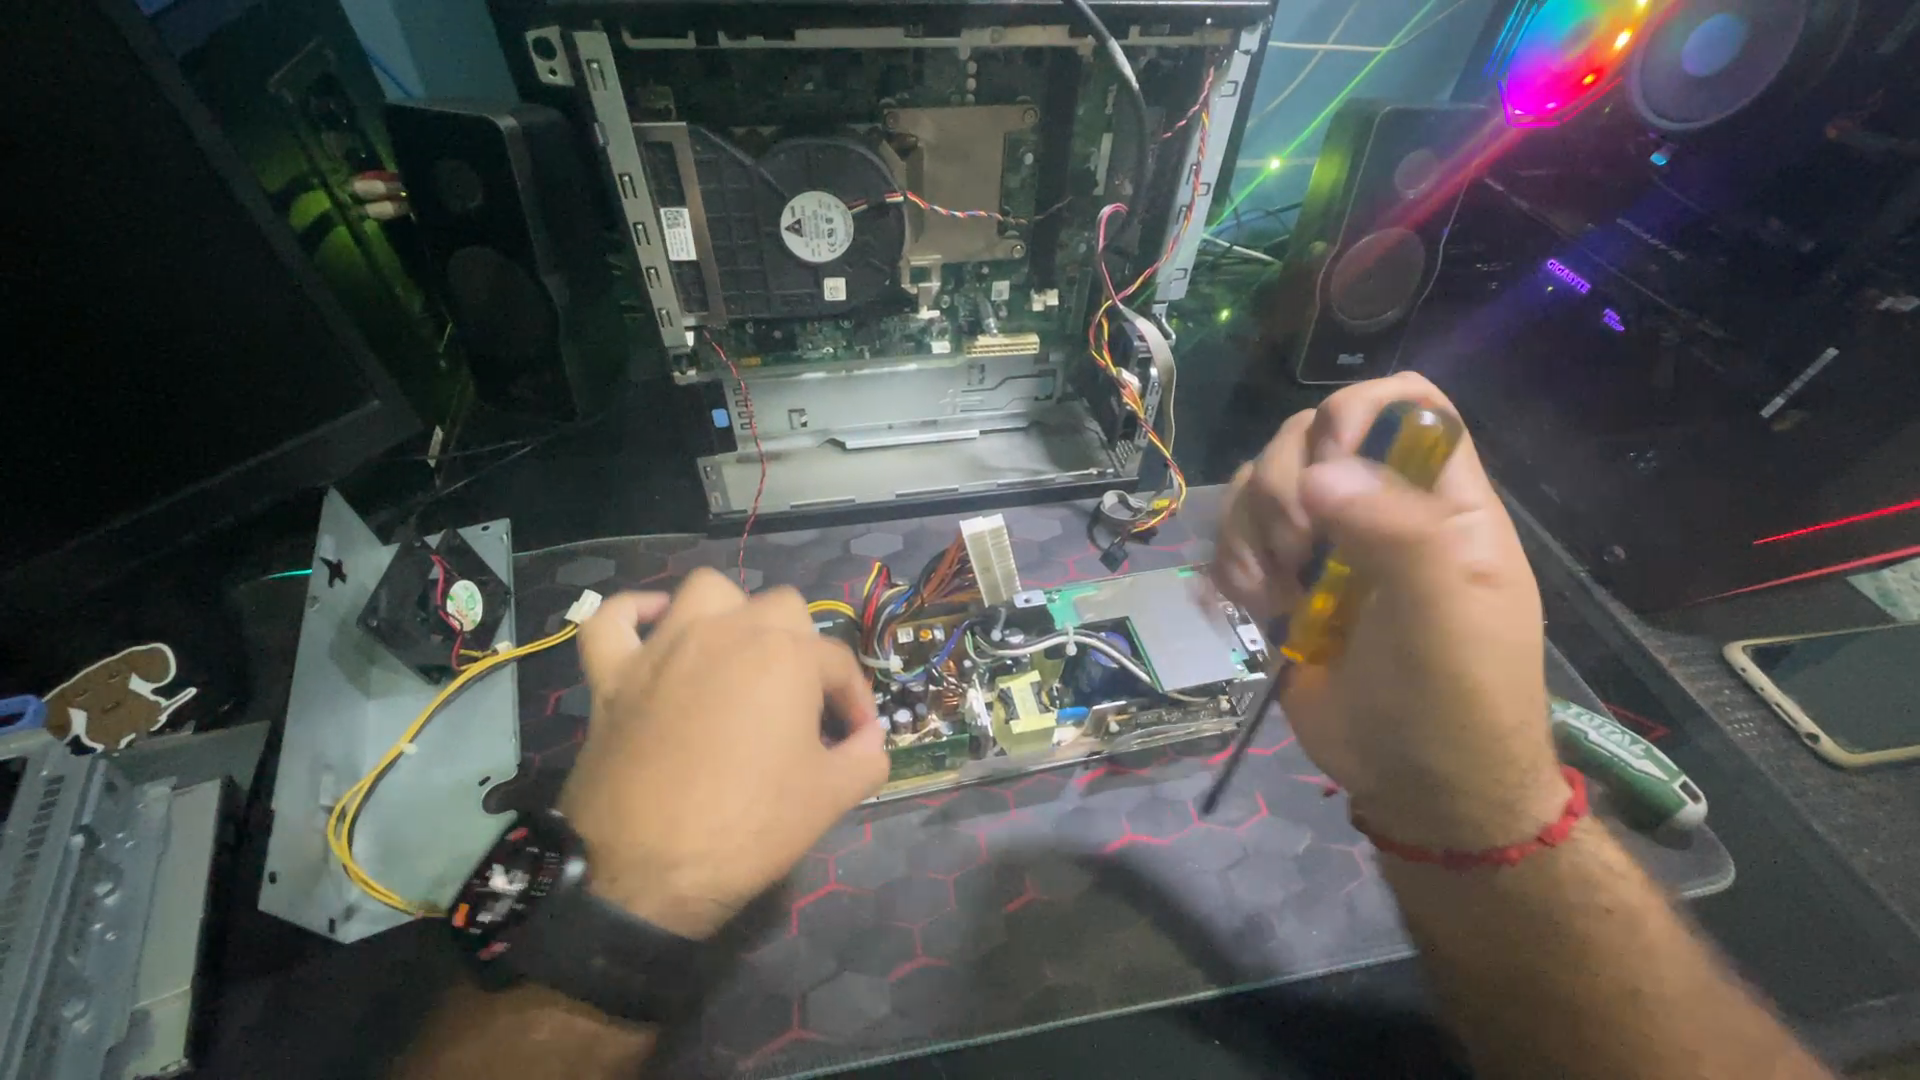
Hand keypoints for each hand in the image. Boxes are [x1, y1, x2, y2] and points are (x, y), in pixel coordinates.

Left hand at [558, 569, 887, 938]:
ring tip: (739, 655)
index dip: (856, 701)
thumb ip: (867, 757)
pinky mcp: (613, 673)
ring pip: (706, 590)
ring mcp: (664, 647)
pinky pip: (614, 619)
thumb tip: (869, 741)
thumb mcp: (832, 796)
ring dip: (730, 613)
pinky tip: (656, 631)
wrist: (645, 874)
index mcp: (785, 655)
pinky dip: (635, 614)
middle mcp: (727, 631)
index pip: (838, 663)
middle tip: (802, 701)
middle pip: (782, 608)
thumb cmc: (749, 827)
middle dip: (802, 648)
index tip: (858, 739)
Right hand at [1213, 373, 1565, 849]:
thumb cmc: (1455, 702)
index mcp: (1439, 501)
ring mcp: (1322, 545)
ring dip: (1248, 532)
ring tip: (1271, 594)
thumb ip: (1400, 534)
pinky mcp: (1278, 581)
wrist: (1416, 785)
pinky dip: (1228, 564)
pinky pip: (1232, 538)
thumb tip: (1320, 472)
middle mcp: (1376, 508)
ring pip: (1259, 485)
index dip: (1358, 414)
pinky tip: (1249, 606)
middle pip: (1307, 437)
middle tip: (1294, 555)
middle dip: (1284, 489)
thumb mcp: (1448, 618)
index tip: (1329, 468)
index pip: (1404, 405)